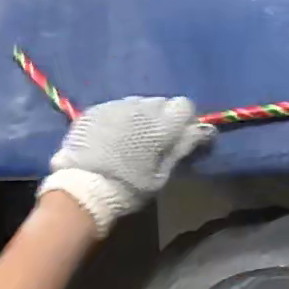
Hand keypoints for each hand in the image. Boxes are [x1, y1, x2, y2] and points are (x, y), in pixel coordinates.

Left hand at [38, 96, 213, 233]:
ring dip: (139, 117)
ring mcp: (115, 105)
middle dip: (161, 118)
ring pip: (137, 103)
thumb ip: (182, 147)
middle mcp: (139, 107)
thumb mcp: (161, 174)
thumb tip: (204, 130)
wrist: (83, 186)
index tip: (177, 137)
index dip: (183, 120)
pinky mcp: (95, 109)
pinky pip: (115, 107)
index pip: (184, 105)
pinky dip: (118, 118)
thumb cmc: (128, 187)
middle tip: (152, 141)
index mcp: (161, 124)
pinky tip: (110, 138)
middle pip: (160, 102)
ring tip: (129, 139)